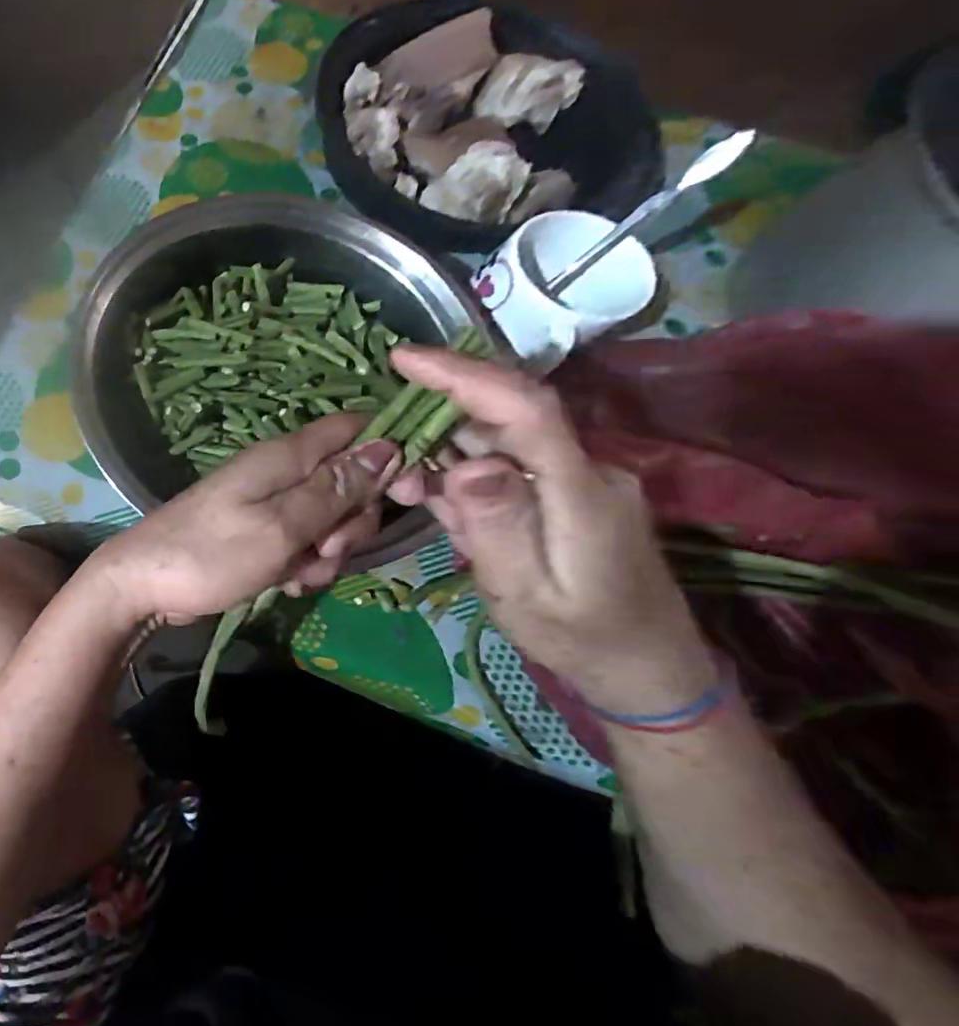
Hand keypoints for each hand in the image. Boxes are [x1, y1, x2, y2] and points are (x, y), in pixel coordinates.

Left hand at [89, 414, 396, 623]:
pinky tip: (284, 583)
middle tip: (324, 550)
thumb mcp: (281, 526)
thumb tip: (387, 447)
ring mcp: (265, 504)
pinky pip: (299, 543)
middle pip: (347, 482)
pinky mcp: (255, 533)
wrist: (140, 584)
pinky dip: (300, 564)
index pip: (354, 428)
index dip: (389, 454)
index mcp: (285, 456)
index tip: (407, 494)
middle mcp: (278, 473)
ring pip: (326, 520)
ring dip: (325, 552)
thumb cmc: (209, 553)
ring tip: (296, 574)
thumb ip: (333, 491)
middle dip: (351, 521)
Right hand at [389, 347, 714, 711]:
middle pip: (502, 416)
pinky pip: (498, 465)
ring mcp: (569, 479)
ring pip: (492, 441)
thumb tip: (466, 465)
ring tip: (402, 486)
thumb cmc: (580, 636)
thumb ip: (497, 526)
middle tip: (383, 442)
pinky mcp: (557, 493)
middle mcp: (580, 469)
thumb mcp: (527, 591)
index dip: (463, 375)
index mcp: (577, 489)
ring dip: (438, 450)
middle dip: (434, 416)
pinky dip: (455, 471)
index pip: (523, 409)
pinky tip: (430, 493)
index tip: (405, 357)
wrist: (642, 668)